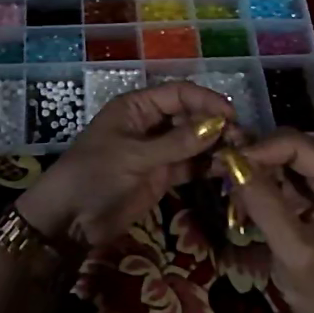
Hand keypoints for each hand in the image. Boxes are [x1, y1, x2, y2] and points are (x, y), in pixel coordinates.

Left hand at [16, 81, 234, 245]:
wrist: (70, 218)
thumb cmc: (93, 176)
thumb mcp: (134, 156)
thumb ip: (176, 143)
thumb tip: (217, 126)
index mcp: (135, 107)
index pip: (178, 94)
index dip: (206, 101)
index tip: (232, 117)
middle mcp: (149, 124)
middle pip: (190, 116)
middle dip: (216, 125)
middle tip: (243, 142)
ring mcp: (156, 151)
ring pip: (194, 142)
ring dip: (216, 147)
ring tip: (242, 157)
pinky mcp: (161, 176)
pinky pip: (190, 166)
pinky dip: (208, 167)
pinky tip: (228, 172)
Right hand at [221, 131, 313, 312]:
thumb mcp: (294, 250)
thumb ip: (266, 206)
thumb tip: (232, 164)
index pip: (299, 146)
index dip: (262, 148)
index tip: (227, 166)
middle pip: (287, 147)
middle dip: (253, 157)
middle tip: (219, 173)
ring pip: (276, 159)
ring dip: (250, 171)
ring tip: (227, 192)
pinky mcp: (303, 198)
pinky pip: (273, 177)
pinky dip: (253, 185)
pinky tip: (238, 203)